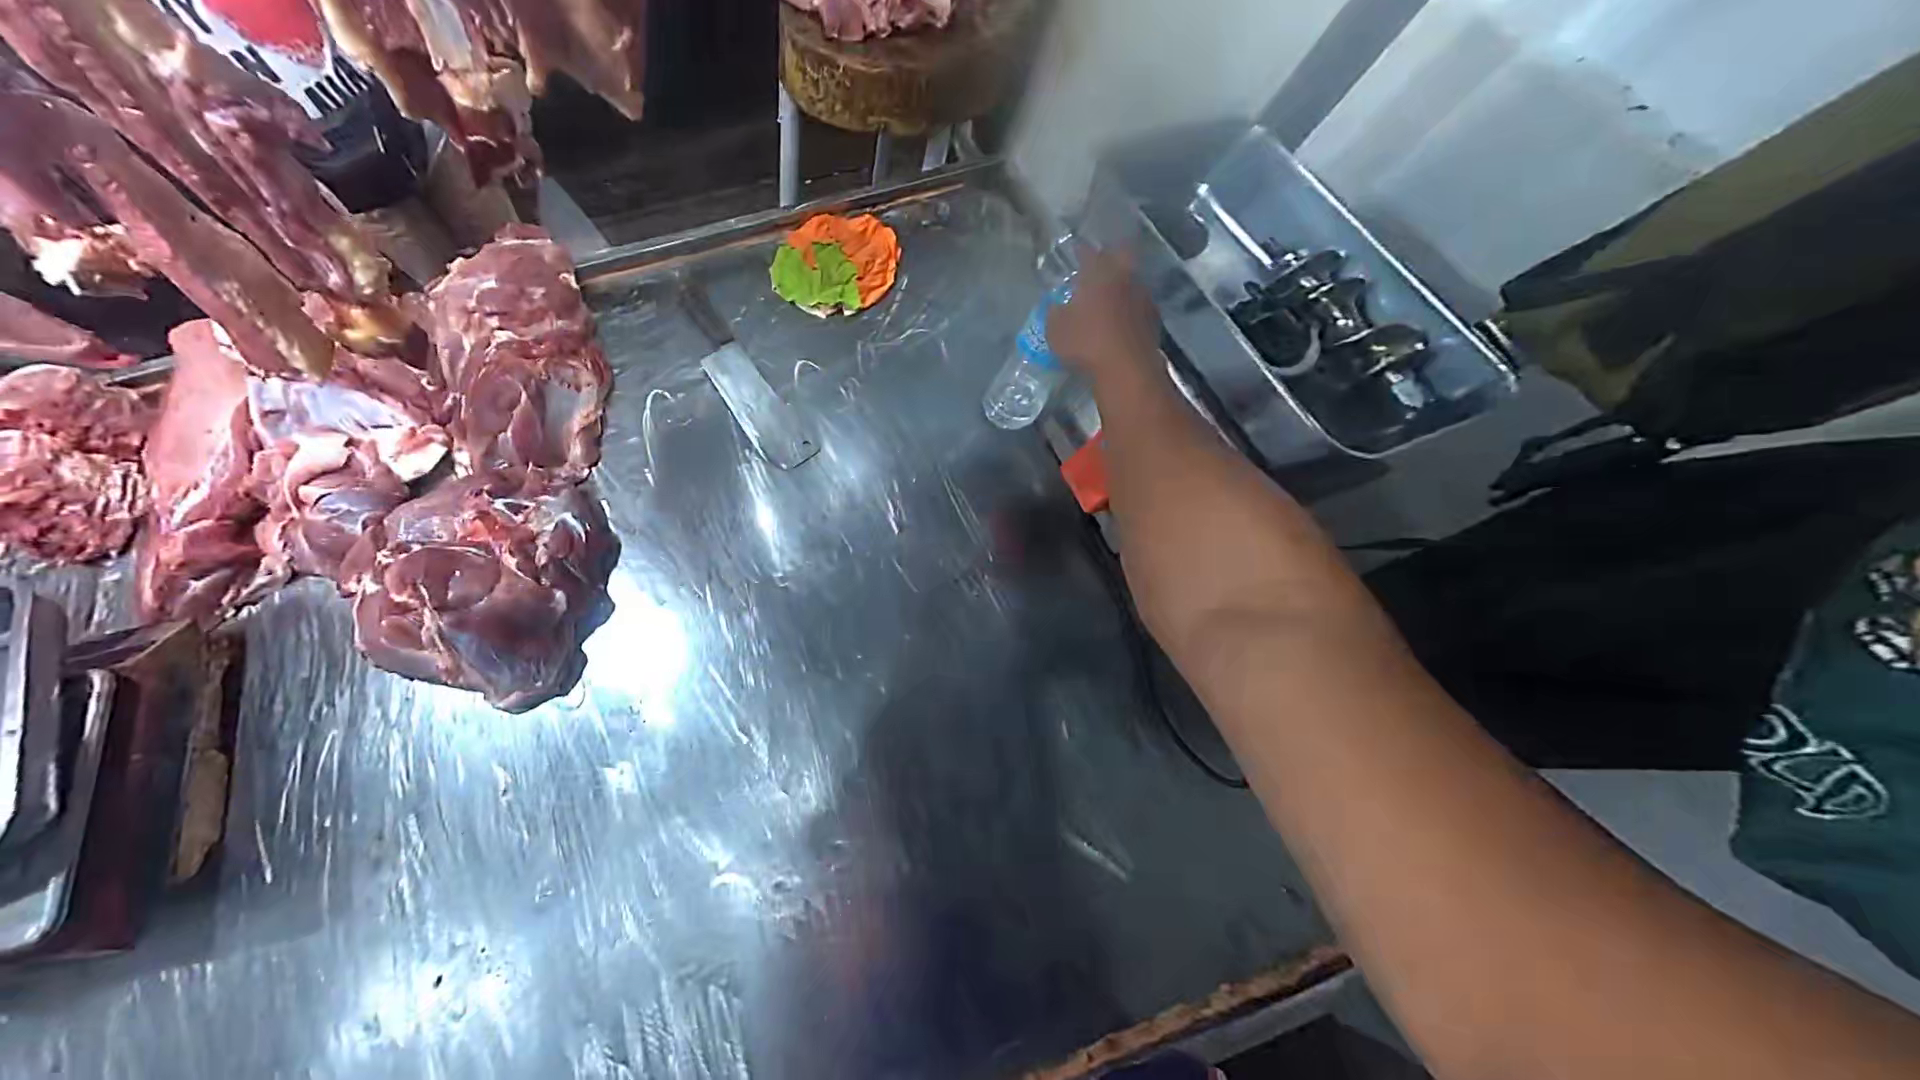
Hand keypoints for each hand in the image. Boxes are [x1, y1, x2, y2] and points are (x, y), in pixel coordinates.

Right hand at [1047, 249, 1160, 383]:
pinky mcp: (1154, 319)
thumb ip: (1055, 313)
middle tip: (1101, 263)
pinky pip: (1140, 305)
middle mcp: (1124, 278)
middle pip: (1122, 256)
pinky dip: (1131, 307)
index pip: (1089, 253)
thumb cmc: (1086, 343)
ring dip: (1123, 284)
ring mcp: (1143, 297)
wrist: (1127, 369)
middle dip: (1112, 256)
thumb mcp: (1056, 330)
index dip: (1081, 251)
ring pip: (1133, 280)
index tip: (1076, 250)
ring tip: (1111, 295)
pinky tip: (1123, 319)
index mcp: (1098, 274)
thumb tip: (1057, 306)